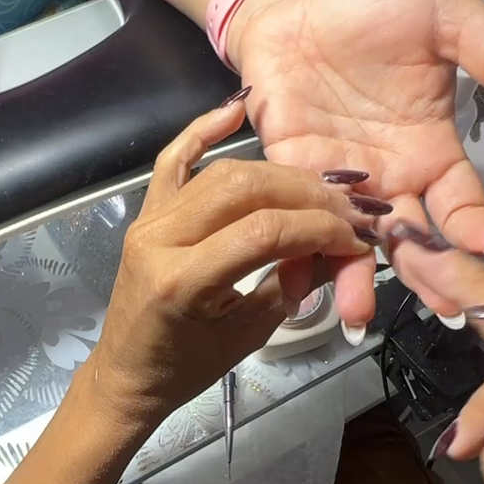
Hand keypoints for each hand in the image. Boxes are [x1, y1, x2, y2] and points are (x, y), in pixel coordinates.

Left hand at [82, 98, 373, 432]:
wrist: (128, 374)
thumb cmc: (186, 368)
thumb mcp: (248, 334)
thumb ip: (292, 283)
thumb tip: (338, 248)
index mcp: (184, 280)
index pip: (266, 231)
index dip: (319, 229)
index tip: (355, 238)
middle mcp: (161, 239)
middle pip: (246, 189)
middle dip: (306, 195)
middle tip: (346, 211)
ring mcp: (148, 221)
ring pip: (222, 173)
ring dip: (277, 175)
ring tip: (317, 191)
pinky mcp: (144, 214)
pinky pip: (173, 161)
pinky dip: (202, 131)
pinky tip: (235, 109)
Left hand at [226, 0, 483, 335]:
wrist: (296, 0)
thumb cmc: (372, 5)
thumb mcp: (447, 17)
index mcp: (429, 151)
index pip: (459, 203)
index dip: (475, 226)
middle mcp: (387, 180)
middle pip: (409, 240)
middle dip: (424, 275)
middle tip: (436, 308)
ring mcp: (338, 185)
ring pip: (353, 244)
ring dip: (356, 281)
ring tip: (359, 317)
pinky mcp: (290, 178)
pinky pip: (297, 223)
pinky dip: (297, 254)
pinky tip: (300, 286)